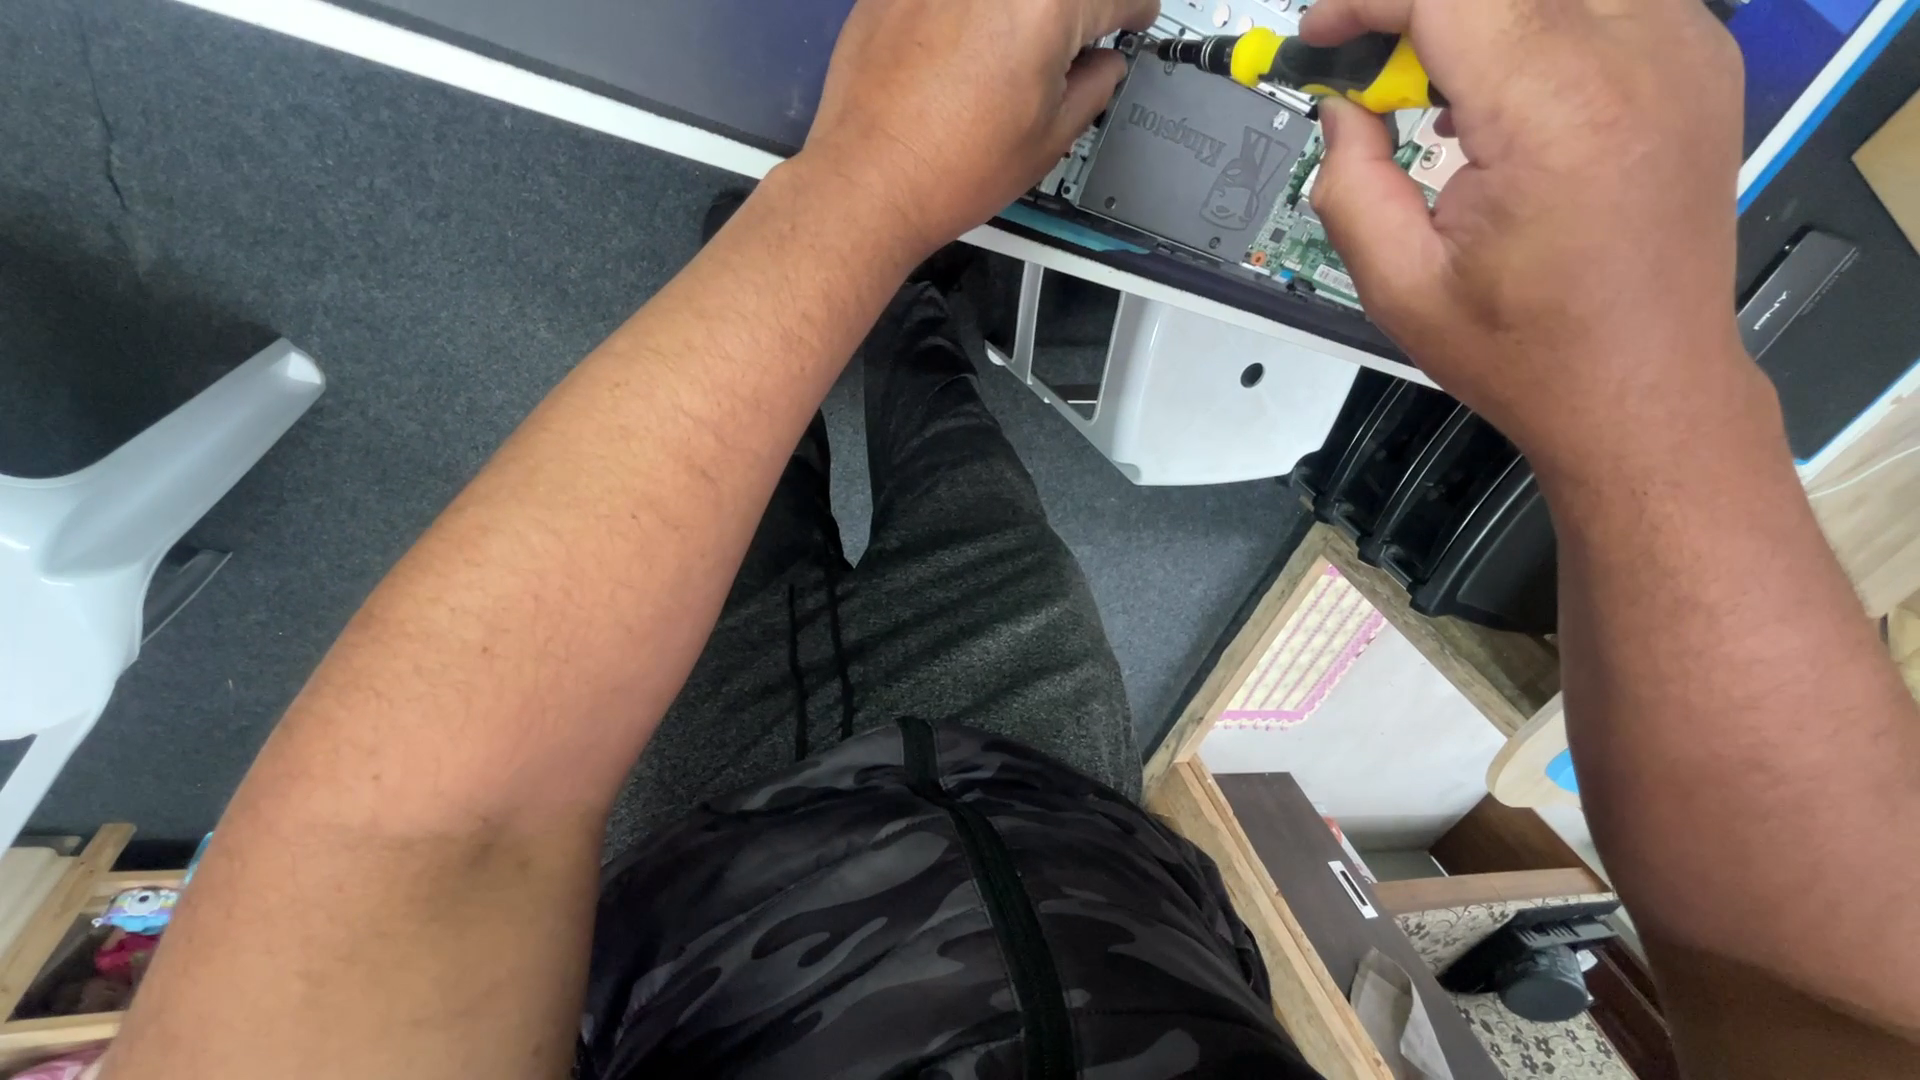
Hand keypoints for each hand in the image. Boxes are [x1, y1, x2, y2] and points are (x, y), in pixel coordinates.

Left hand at [798, 0, 1157, 261]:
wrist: (869, 184)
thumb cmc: (947, 172)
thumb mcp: (1047, 141)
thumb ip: (1092, 89)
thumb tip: (1104, 66)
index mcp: (1045, 3)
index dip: (1133, 11)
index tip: (1132, 19)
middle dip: (1073, 13)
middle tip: (1072, 46)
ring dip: (1018, 17)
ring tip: (1007, 60)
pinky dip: (968, 16)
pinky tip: (962, 53)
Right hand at [1303, 0, 1751, 476]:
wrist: (1640, 383)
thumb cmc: (1523, 348)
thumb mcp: (1397, 284)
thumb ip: (1350, 182)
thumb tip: (1343, 107)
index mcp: (1558, 114)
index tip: (1320, 35)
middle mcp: (1640, 54)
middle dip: (1415, 11)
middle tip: (1364, 78)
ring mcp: (1684, 47)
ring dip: (1470, 23)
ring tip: (1426, 100)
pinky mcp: (1696, 60)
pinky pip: (1594, 3)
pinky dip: (1525, 29)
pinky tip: (1491, 100)